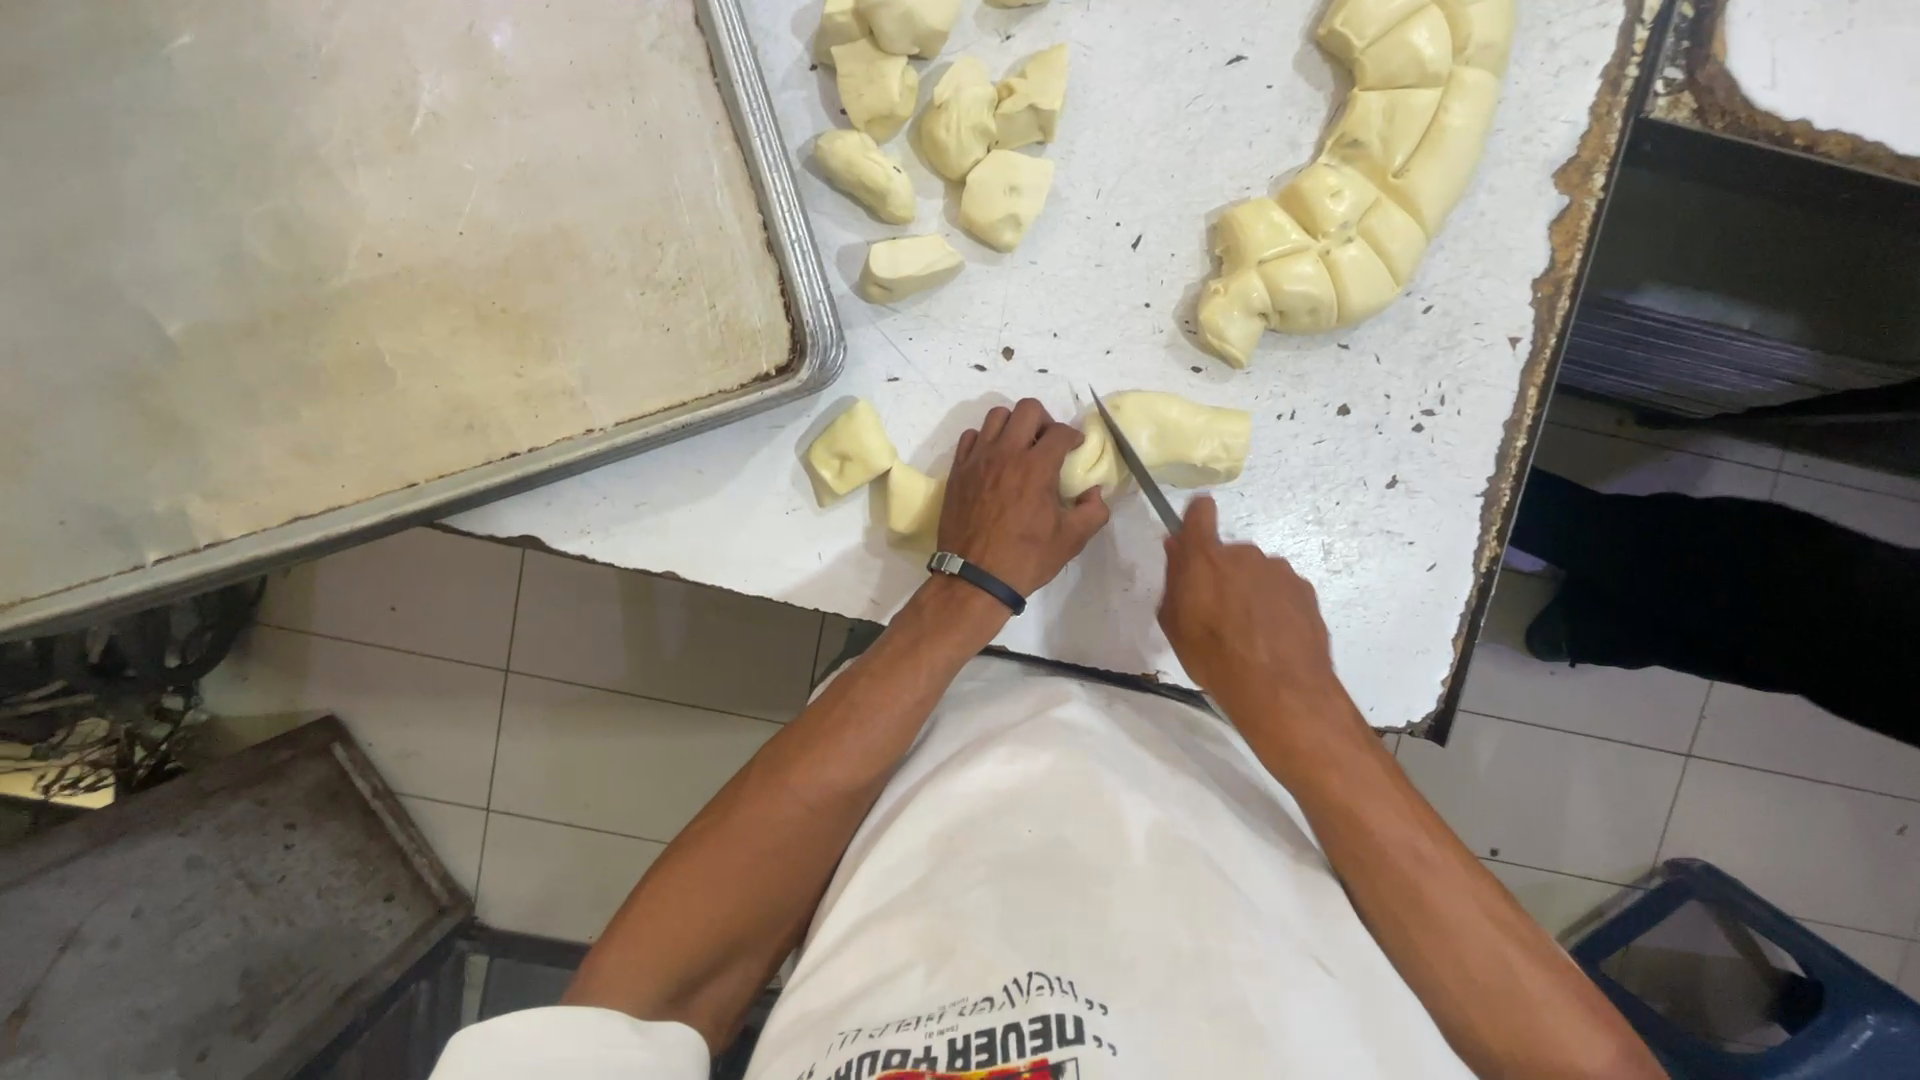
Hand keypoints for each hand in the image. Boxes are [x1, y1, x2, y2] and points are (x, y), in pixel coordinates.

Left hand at [939, 398, 1109, 595]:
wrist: (975, 577)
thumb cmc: (1027, 558)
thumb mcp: (1072, 540)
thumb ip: (1093, 511)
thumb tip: (1095, 492)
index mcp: (1037, 467)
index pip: (1060, 431)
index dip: (1073, 436)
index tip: (1075, 448)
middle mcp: (1006, 453)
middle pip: (1027, 409)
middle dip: (1044, 420)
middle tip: (1047, 443)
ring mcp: (978, 459)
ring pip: (996, 416)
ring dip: (1013, 425)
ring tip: (1019, 446)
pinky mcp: (958, 470)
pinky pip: (971, 437)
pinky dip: (985, 440)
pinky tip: (993, 459)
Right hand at [1159, 496, 1346, 719]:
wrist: (1279, 688)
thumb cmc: (1213, 657)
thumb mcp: (1174, 623)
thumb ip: (1174, 579)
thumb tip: (1177, 548)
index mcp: (1206, 558)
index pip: (1199, 513)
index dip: (1196, 518)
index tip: (1194, 533)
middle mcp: (1245, 554)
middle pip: (1228, 554)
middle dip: (1221, 575)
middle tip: (1217, 613)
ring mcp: (1280, 571)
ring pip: (1257, 573)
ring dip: (1250, 591)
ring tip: (1248, 633)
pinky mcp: (1305, 590)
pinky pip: (1281, 591)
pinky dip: (1274, 606)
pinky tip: (1272, 638)